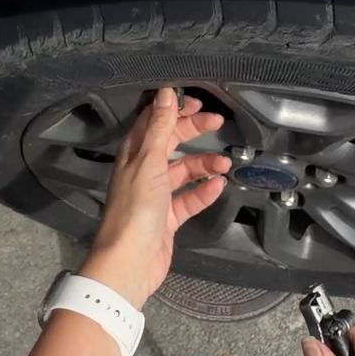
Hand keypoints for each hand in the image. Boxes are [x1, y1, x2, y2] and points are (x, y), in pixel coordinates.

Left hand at [79, 87, 228, 307]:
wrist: (129, 262)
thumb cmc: (135, 209)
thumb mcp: (149, 162)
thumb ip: (160, 128)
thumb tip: (165, 93)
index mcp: (133, 153)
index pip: (154, 122)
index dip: (173, 109)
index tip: (197, 103)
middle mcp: (143, 170)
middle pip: (171, 142)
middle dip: (193, 130)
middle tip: (218, 122)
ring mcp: (155, 194)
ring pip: (183, 170)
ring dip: (204, 164)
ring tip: (224, 162)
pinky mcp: (167, 217)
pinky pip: (188, 198)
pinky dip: (203, 191)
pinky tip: (218, 186)